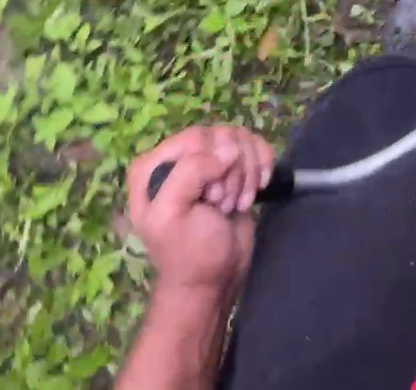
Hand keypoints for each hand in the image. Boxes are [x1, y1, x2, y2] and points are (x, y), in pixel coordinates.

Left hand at [125, 125, 274, 294]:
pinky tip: (258, 189)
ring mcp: (207, 161)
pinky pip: (255, 144)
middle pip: (221, 136)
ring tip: (237, 202)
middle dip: (233, 170)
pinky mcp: (233, 167)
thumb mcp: (172, 215)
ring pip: (241, 139)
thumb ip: (190, 173)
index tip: (211, 197)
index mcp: (152, 166)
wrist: (215, 278)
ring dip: (248, 172)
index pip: (196, 138)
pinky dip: (262, 165)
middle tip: (224, 203)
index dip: (212, 163)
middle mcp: (177, 158)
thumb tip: (230, 150)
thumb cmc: (188, 251)